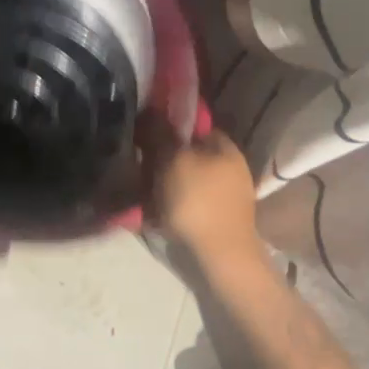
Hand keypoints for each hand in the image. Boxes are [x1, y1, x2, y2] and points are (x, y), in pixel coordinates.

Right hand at [146, 128, 260, 265]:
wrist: (219, 256)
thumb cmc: (197, 200)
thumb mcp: (173, 159)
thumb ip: (161, 133)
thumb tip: (152, 112)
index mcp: (226, 148)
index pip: (194, 125)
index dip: (168, 124)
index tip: (142, 131)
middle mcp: (230, 167)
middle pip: (188, 151)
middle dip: (162, 154)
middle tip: (138, 158)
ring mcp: (226, 194)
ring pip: (185, 175)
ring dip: (163, 178)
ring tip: (139, 182)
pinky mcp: (217, 216)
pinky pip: (188, 197)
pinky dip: (171, 199)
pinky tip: (153, 204)